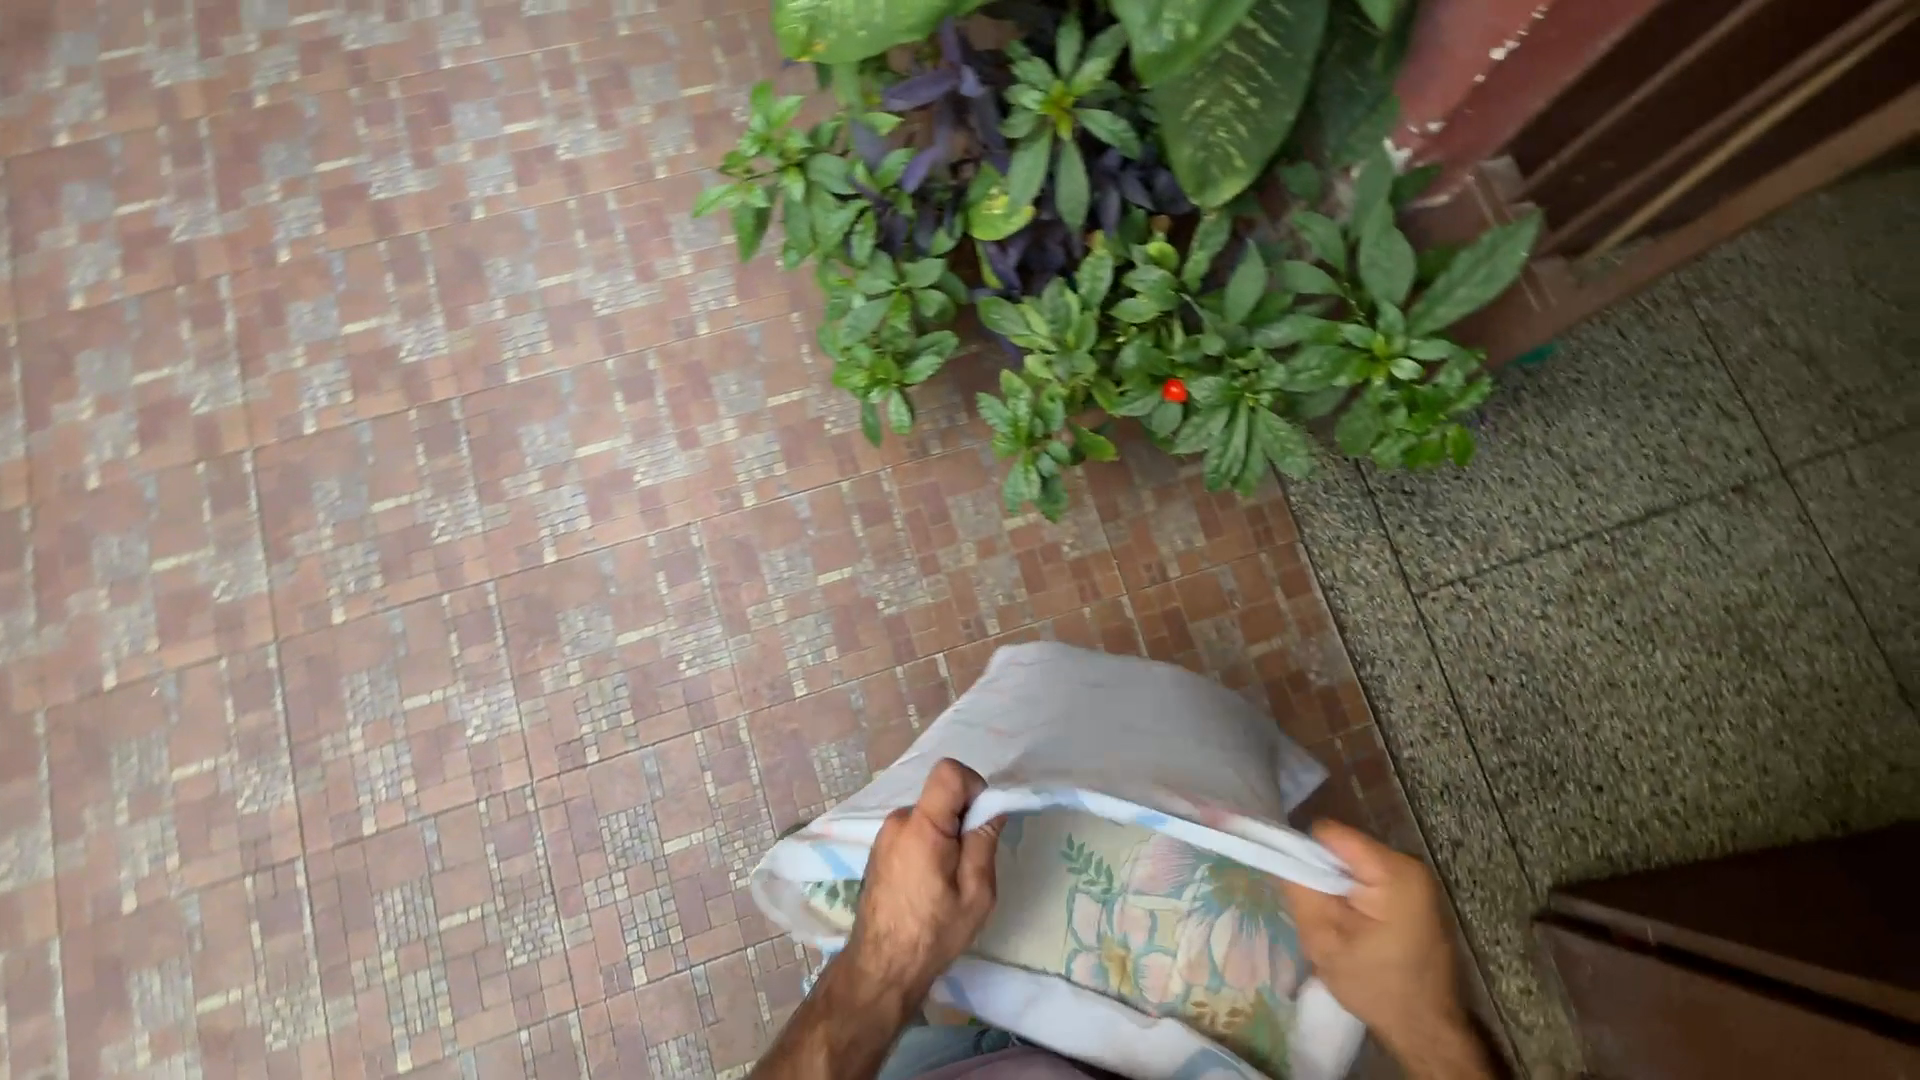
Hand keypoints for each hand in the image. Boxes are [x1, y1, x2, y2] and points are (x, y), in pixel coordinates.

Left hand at [844, 758, 1003, 998]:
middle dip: (963, 818)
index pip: (949, 771)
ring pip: (929, 814)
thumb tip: (993, 807)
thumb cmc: (933, 933)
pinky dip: (929, 844)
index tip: (983, 822)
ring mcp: (885, 834)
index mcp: (922, 826)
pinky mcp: (880, 848)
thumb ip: (984, 842)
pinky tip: (930, 883)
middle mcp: (899, 820)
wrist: (881, 967)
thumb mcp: (976, 892)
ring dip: (946, 834)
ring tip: (949, 880)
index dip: (974, 786)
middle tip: (971, 862)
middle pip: (941, 796)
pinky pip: (914, 830)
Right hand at [1282, 821, 1489, 1076]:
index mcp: (1391, 871)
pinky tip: (1352, 926)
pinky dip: (1351, 895)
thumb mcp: (1324, 941)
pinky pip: (1366, 877)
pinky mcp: (1413, 892)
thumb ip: (1299, 890)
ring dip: (1335, 886)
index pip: (1329, 834)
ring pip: (1351, 863)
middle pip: (1341, 848)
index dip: (1303, 854)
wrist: (1426, 1029)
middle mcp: (1407, 864)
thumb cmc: (1376, 986)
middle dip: (1321, 874)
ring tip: (1334, 922)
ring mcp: (1414, 878)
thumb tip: (1276, 854)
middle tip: (1317, 913)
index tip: (1297, 886)